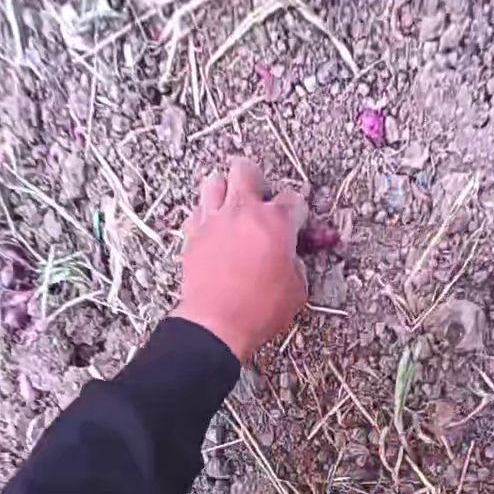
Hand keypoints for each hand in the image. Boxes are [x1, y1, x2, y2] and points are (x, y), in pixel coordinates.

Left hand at [172, 158, 308, 361]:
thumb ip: (297, 265)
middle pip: (246, 170)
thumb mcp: (297, 291)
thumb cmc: (258, 310)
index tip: (298, 222)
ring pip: (215, 180)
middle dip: (256, 181)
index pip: (294, 199)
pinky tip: (215, 228)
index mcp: (276, 223)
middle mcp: (243, 212)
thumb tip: (292, 258)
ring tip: (233, 207)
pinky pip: (198, 209)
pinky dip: (207, 213)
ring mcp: (215, 220)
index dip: (299, 211)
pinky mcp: (194, 235)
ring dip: (226, 190)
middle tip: (261, 200)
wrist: (217, 323)